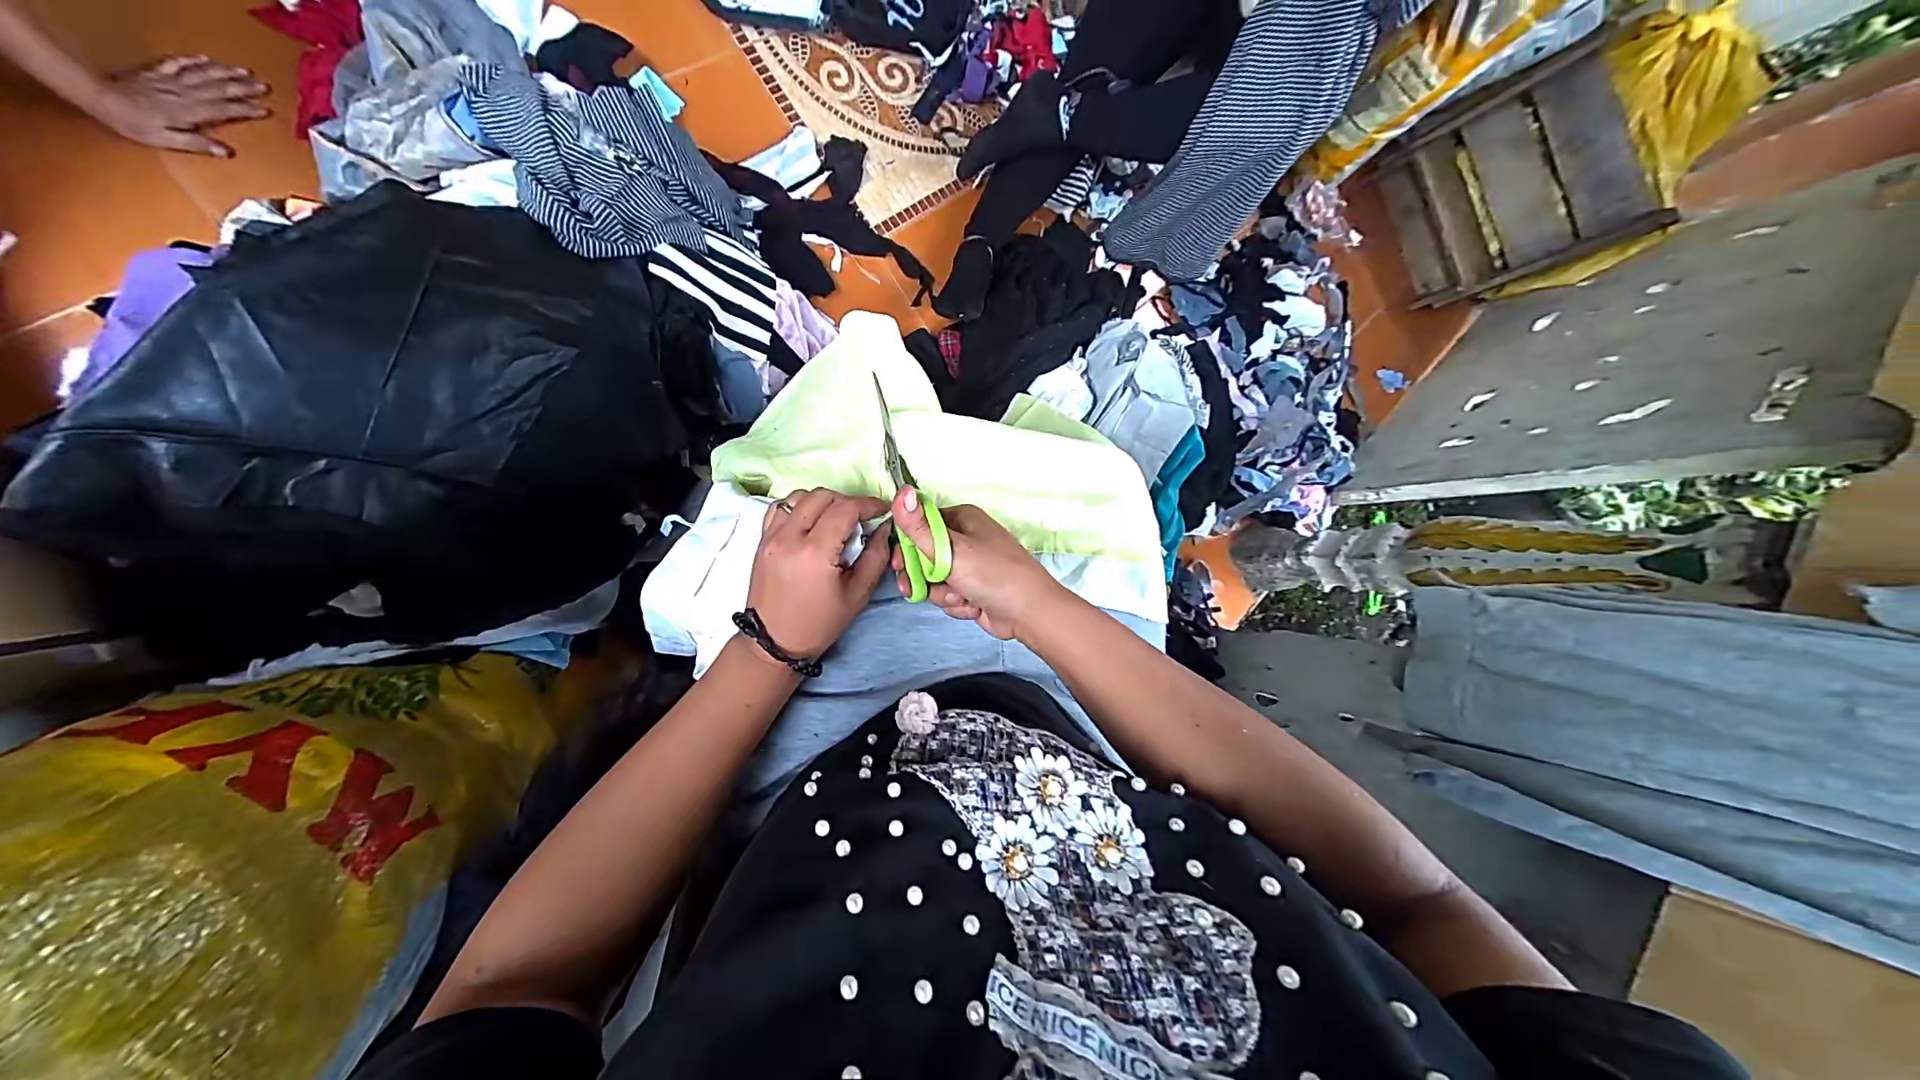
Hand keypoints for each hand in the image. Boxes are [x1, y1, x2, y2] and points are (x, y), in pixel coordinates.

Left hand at [89, 55, 269, 156]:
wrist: (97, 98)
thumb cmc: (133, 123)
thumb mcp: (166, 140)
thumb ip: (197, 144)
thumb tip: (227, 152)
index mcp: (189, 111)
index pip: (225, 109)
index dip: (246, 109)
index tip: (266, 109)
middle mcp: (184, 93)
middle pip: (218, 89)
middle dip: (243, 87)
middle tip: (264, 86)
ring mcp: (169, 81)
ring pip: (203, 74)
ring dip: (225, 72)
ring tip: (244, 71)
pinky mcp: (156, 74)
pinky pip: (177, 63)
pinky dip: (192, 60)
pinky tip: (205, 59)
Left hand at [746, 489, 893, 662]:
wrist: (774, 641)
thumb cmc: (819, 623)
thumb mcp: (858, 594)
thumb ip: (876, 555)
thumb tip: (884, 526)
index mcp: (815, 552)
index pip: (845, 508)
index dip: (869, 504)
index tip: (882, 510)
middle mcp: (789, 537)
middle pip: (823, 496)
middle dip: (848, 502)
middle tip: (862, 518)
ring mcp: (771, 536)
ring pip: (801, 496)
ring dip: (824, 501)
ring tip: (836, 520)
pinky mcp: (762, 539)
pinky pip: (781, 507)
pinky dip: (799, 507)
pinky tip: (811, 522)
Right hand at [889, 486, 1062, 641]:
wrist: (1028, 613)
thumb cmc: (993, 575)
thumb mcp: (951, 549)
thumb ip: (919, 527)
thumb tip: (901, 491)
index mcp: (962, 519)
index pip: (920, 525)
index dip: (906, 546)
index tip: (900, 564)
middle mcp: (965, 538)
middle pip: (923, 555)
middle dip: (924, 576)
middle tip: (919, 589)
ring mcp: (970, 564)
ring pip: (934, 579)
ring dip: (942, 593)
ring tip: (960, 597)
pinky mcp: (972, 588)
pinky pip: (948, 595)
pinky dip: (956, 603)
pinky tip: (972, 607)